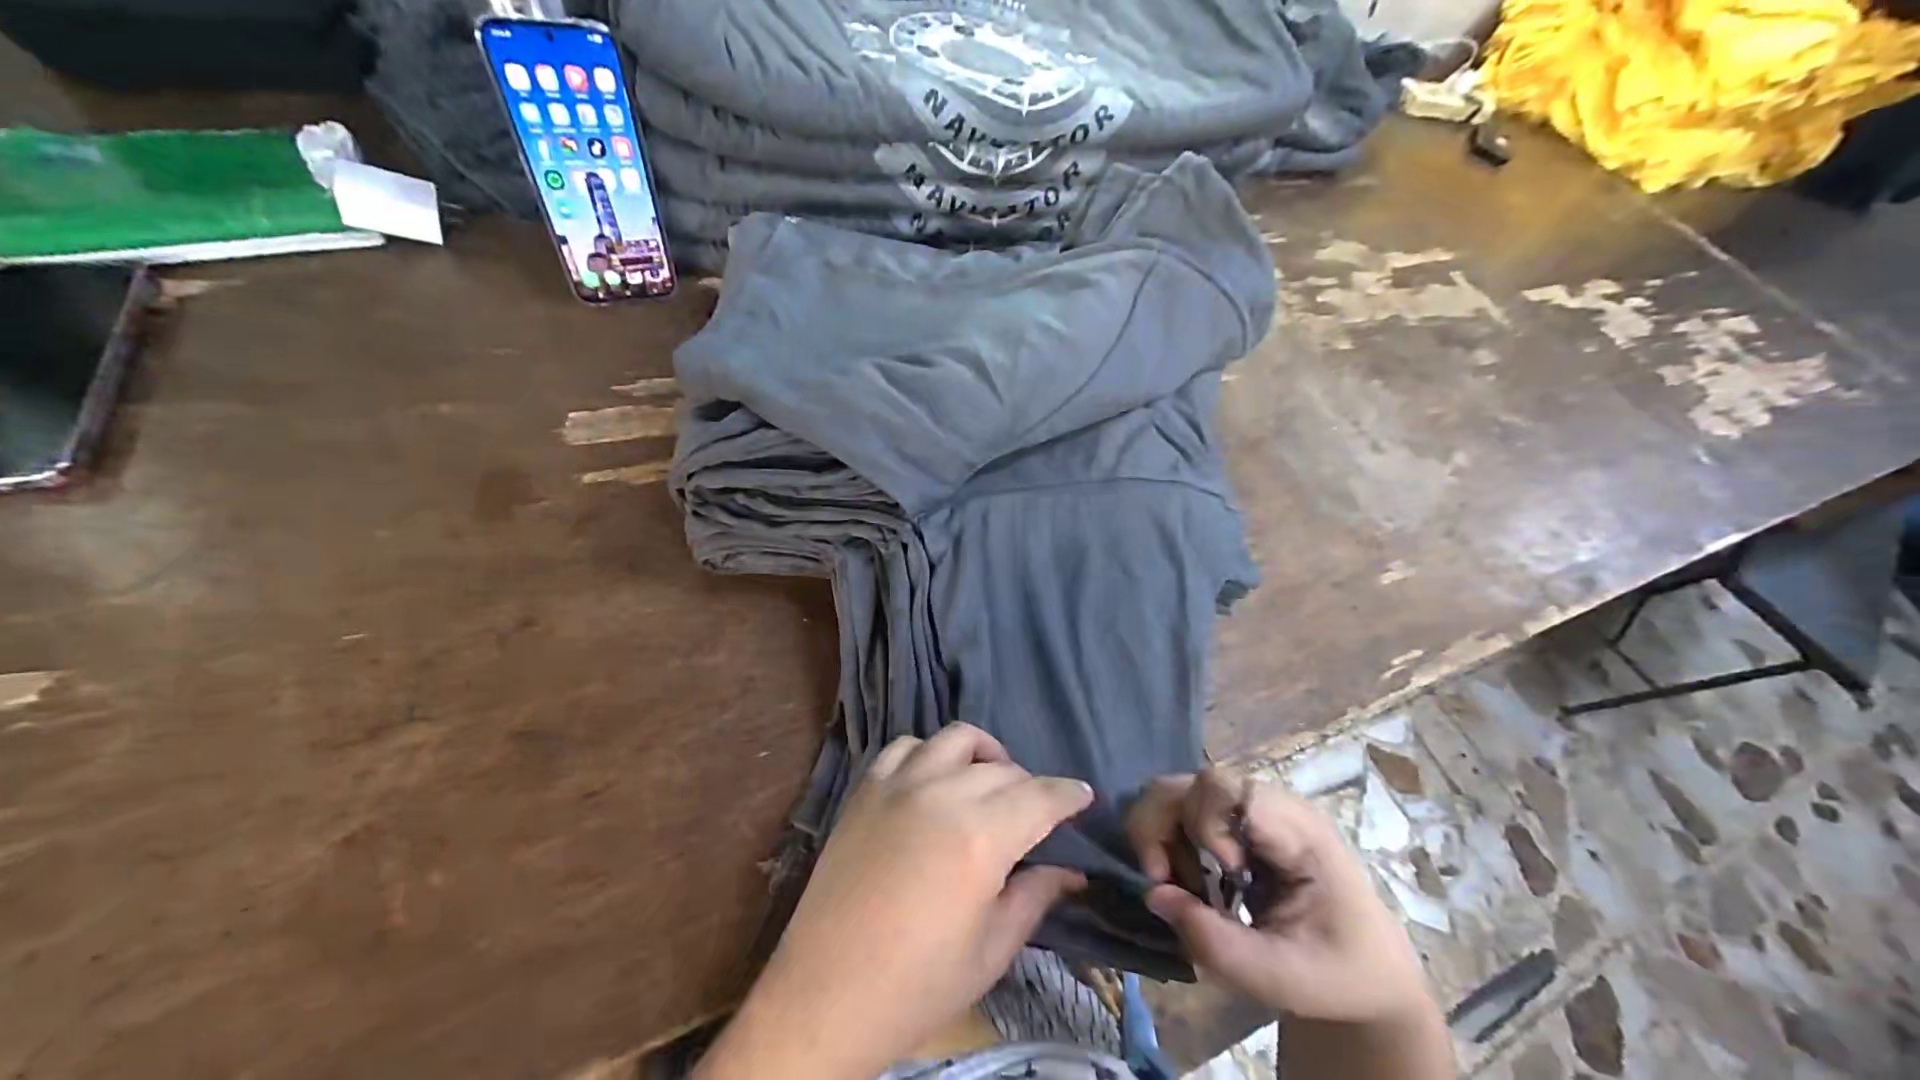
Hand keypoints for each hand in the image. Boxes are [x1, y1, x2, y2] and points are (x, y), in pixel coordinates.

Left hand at [697, 724, 1093, 1079]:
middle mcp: (942, 795)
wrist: (826, 994)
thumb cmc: (918, 985)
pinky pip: (904, 747)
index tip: (1083, 796)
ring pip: (955, 739)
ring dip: (983, 755)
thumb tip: (1071, 871)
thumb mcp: (991, 950)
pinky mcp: (865, 791)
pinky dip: (928, 754)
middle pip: (1003, 769)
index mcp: (981, 838)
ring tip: (988, 782)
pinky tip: (933, 781)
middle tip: (1035, 815)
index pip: (1040, 796)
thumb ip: (1035, 897)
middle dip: (1030, 786)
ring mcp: (898, 786)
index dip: (1068, 794)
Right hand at [1128, 769, 1435, 1025]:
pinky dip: (1168, 842)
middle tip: (1164, 880)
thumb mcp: (1279, 977)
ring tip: (1177, 884)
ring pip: (1176, 792)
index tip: (1223, 880)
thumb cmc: (1336, 973)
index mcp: (1296, 830)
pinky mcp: (1233, 820)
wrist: (1369, 973)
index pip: (1223, 788)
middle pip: (1190, 784)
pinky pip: (1182, 810)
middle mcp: (1268, 804)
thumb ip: (1214, 942)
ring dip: (1162, 837)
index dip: (1202, 824)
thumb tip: (1154, 893)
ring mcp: (1249, 809)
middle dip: (1162, 829)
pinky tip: (1187, 880)